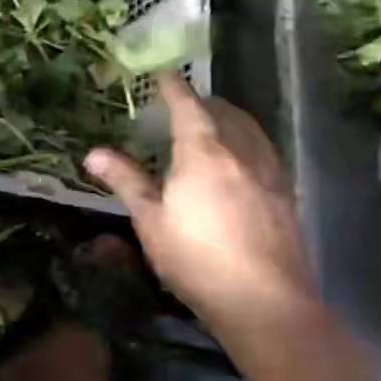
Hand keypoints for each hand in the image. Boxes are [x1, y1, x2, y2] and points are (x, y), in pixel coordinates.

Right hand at [84, 73, 315, 340]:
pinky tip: (242, 162)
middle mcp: (242, 155)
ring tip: (214, 124)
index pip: (188, 107)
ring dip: (231, 120)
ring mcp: (271, 176)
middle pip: (226, 114)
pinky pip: (267, 153)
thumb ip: (126, 181)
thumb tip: (93, 153)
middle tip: (184, 102)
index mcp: (203, 153)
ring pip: (252, 132)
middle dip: (205, 102)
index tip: (163, 74)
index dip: (174, 88)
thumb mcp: (150, 220)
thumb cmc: (196, 259)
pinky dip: (249, 143)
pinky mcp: (287, 199)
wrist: (266, 305)